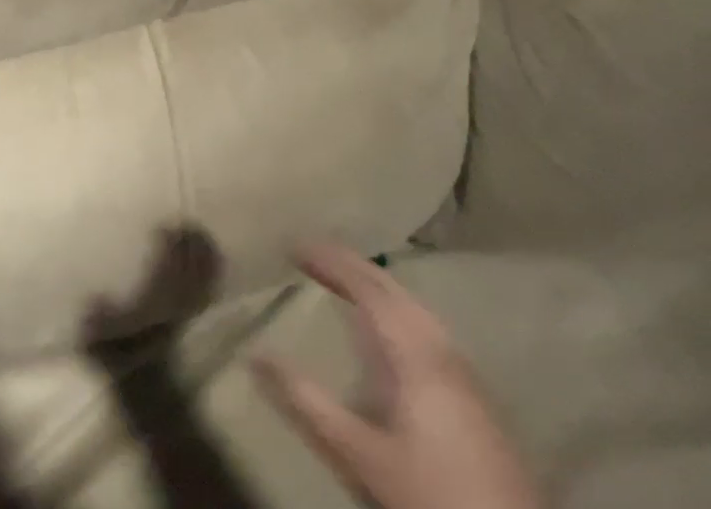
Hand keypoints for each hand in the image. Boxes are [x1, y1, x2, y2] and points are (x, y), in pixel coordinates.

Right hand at [252, 245, 539, 508]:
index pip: (374, 296)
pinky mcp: (472, 404)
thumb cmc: (427, 491)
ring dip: (380, 291)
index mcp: (419, 362)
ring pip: (420, 317)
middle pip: (402, 299)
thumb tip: (254, 354)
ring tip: (344, 280)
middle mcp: (447, 361)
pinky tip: (385, 332)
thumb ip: (306, 401)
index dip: (336, 265)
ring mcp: (466, 383)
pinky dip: (397, 315)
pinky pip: (428, 336)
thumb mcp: (355, 450)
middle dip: (358, 269)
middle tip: (314, 252)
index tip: (296, 244)